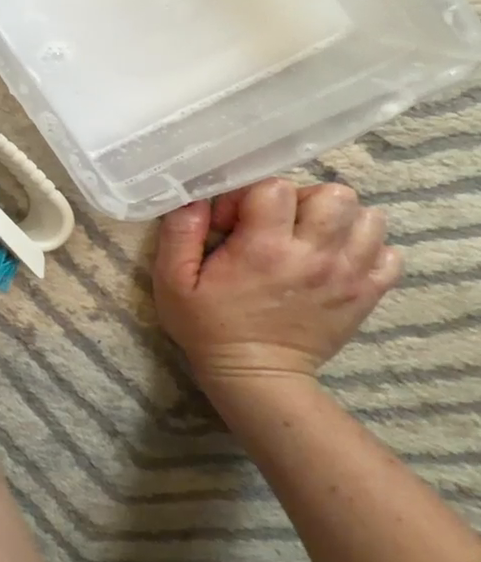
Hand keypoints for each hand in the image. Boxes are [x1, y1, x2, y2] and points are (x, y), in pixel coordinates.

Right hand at [153, 179, 402, 394]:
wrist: (257, 373)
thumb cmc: (206, 322)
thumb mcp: (171, 277)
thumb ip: (180, 231)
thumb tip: (193, 197)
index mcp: (263, 249)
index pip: (274, 188)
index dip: (246, 195)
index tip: (229, 221)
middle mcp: (315, 256)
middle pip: (333, 195)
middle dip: (298, 199)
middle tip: (272, 222)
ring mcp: (349, 274)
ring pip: (368, 217)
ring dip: (335, 218)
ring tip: (304, 236)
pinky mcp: (368, 292)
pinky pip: (389, 251)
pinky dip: (364, 245)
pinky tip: (332, 256)